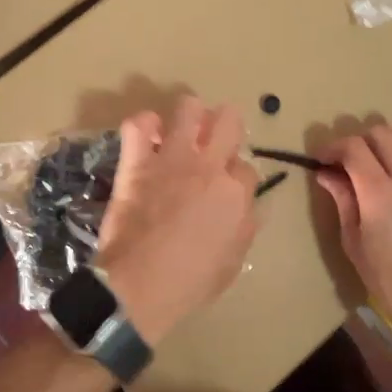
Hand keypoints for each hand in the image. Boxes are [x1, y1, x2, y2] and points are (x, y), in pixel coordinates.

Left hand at [96, 97, 259, 344]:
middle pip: (229, 118)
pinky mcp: (138, 160)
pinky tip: (147, 138)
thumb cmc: (190, 282)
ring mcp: (172, 157)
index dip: (238, 174)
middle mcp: (209, 165)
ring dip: (188, 116)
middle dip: (225, 124)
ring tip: (181, 132)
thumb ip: (246, 227)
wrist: (140, 285)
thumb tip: (253, 205)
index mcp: (236, 192)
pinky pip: (139, 124)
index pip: (248, 166)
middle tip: (212, 142)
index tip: (228, 184)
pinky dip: (143, 125)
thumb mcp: (233, 262)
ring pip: (189, 107)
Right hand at [314, 125, 391, 329]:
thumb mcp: (354, 242)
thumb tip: (326, 174)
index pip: (353, 147)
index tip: (321, 159)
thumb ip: (342, 199)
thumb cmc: (388, 279)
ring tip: (373, 162)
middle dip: (356, 142)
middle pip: (379, 133)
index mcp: (379, 193)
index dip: (332, 147)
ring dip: (385, 140)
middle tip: (345, 163)